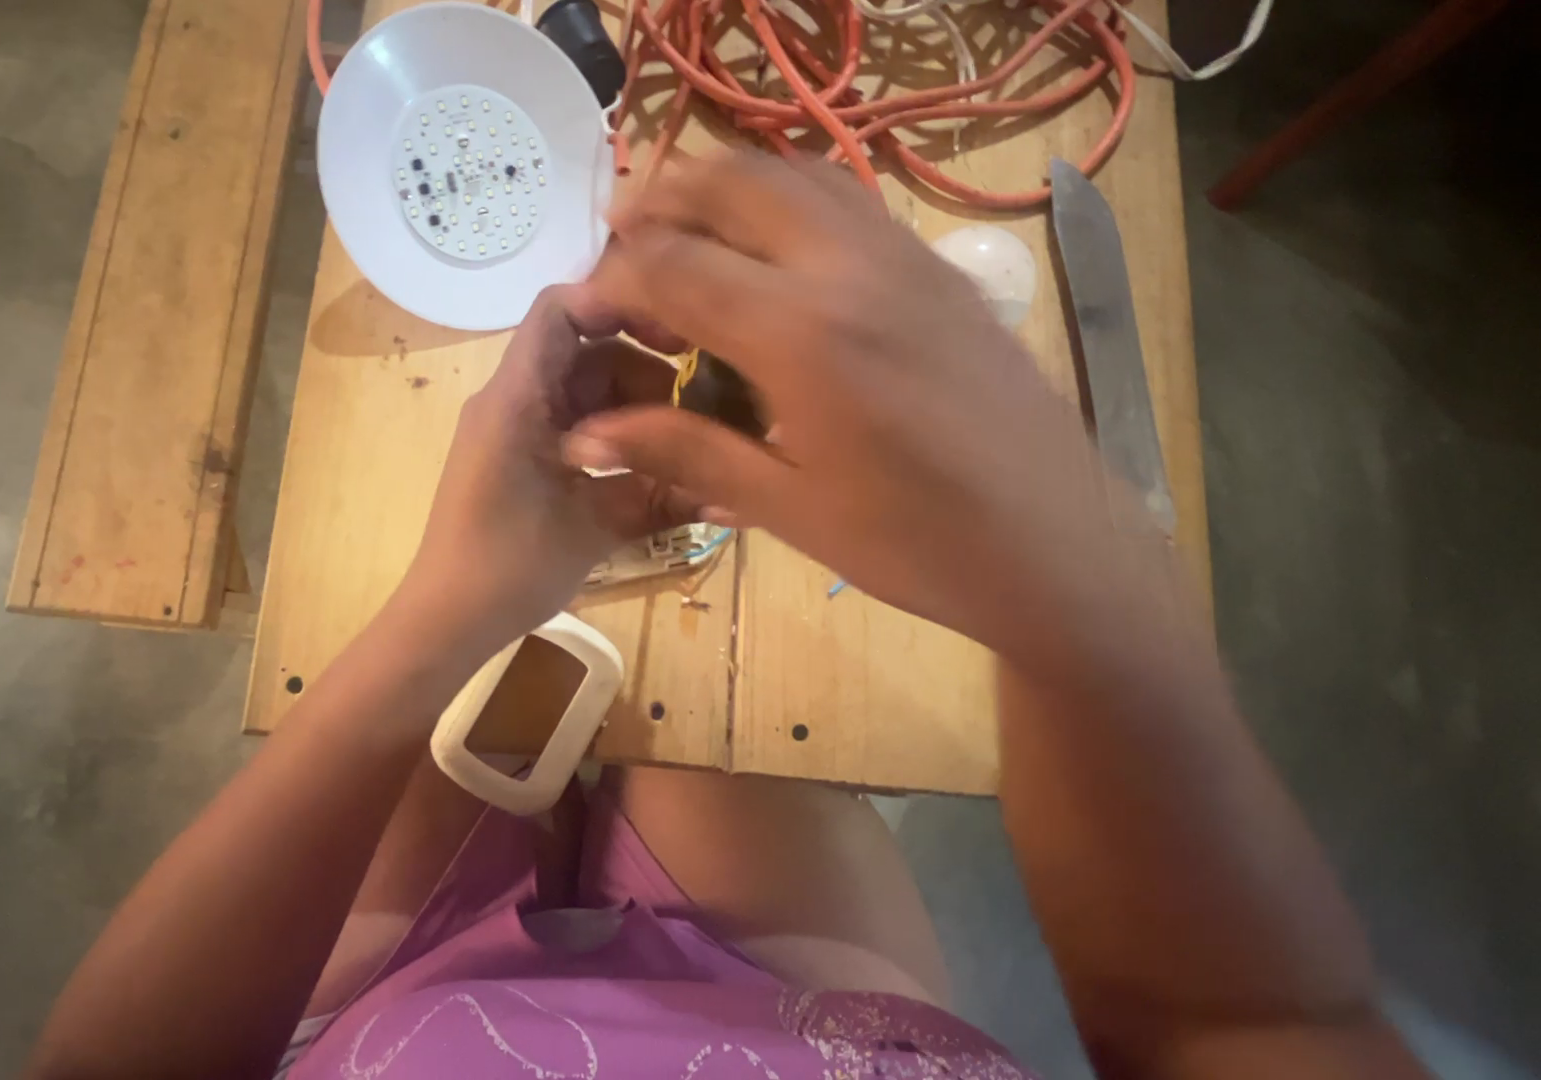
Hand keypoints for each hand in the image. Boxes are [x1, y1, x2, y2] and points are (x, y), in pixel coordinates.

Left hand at [395, 285, 703, 655]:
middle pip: (586, 351)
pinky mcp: (522, 457)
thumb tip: (736, 482)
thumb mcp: (594, 527)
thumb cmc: (509, 568)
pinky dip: (613, 436)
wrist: (448, 619)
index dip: (620, 303)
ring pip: (585, 390)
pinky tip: (650, 469)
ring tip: (680, 446)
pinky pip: (575, 425)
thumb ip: (661, 496)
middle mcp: (512, 400)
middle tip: (696, 411)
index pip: (561, 309)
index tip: (680, 334)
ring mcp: (515, 429)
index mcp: (517, 398)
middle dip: (645, 371)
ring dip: (633, 409)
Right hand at [573, 152, 1174, 667]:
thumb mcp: (785, 506)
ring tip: (680, 237)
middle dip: (658, 204)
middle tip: (617, 250)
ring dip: (722, 190)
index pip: (674, 268)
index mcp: (803, 335)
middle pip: (731, 185)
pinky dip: (784, 201)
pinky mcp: (936, 269)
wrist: (1056, 549)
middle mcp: (851, 268)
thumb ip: (680, 452)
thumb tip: (584, 435)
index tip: (582, 310)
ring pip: (794, 174)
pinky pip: (846, 199)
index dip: (612, 281)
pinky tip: (767, 254)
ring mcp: (904, 257)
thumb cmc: (913, 546)